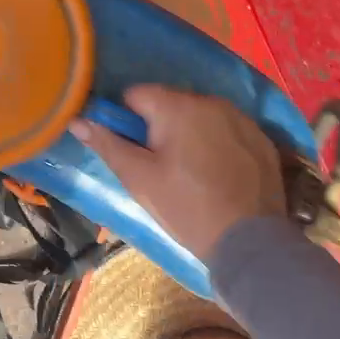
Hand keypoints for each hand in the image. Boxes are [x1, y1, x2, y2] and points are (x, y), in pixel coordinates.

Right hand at [68, 85, 286, 261]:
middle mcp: (211, 101)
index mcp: (177, 106)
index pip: (135, 95)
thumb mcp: (138, 178)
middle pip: (168, 103)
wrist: (251, 243)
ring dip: (189, 133)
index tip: (133, 151)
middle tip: (160, 166)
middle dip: (158, 126)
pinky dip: (217, 143)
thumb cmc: (186, 207)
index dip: (126, 121)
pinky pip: (227, 129)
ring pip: (199, 116)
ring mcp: (242, 119)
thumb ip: (107, 144)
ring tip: (191, 171)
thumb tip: (76, 120)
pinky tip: (218, 173)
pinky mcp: (263, 138)